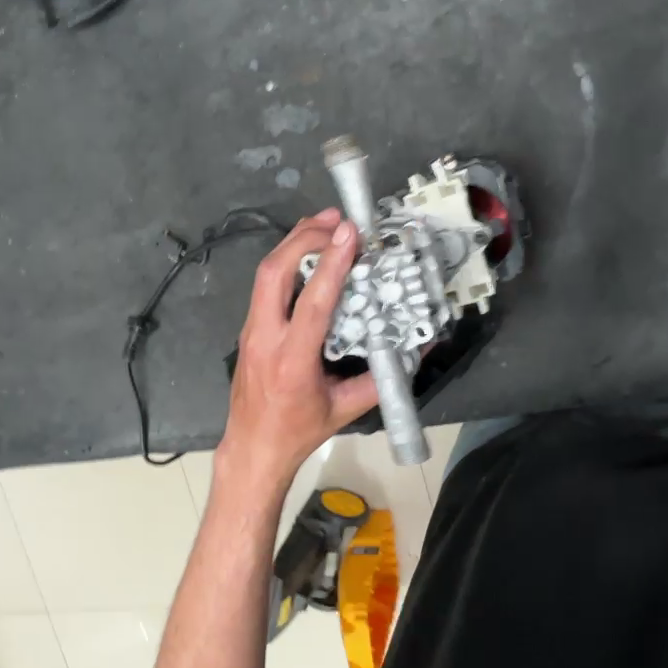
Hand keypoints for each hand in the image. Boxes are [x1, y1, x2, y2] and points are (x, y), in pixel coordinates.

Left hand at [216, 209, 379, 496]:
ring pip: (264, 274)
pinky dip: (285, 261)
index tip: (350, 232)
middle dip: (303, 238)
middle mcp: (264, 339)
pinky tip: (306, 251)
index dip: (331, 264)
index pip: (312, 303)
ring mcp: (250, 331)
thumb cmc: (299, 431)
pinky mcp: (248, 328)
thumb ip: (383, 378)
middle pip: (273, 273)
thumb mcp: (346, 409)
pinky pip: (264, 286)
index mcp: (291, 362)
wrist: (252, 447)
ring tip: (325, 223)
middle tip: (337, 220)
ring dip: (293, 243)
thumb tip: (419, 348)